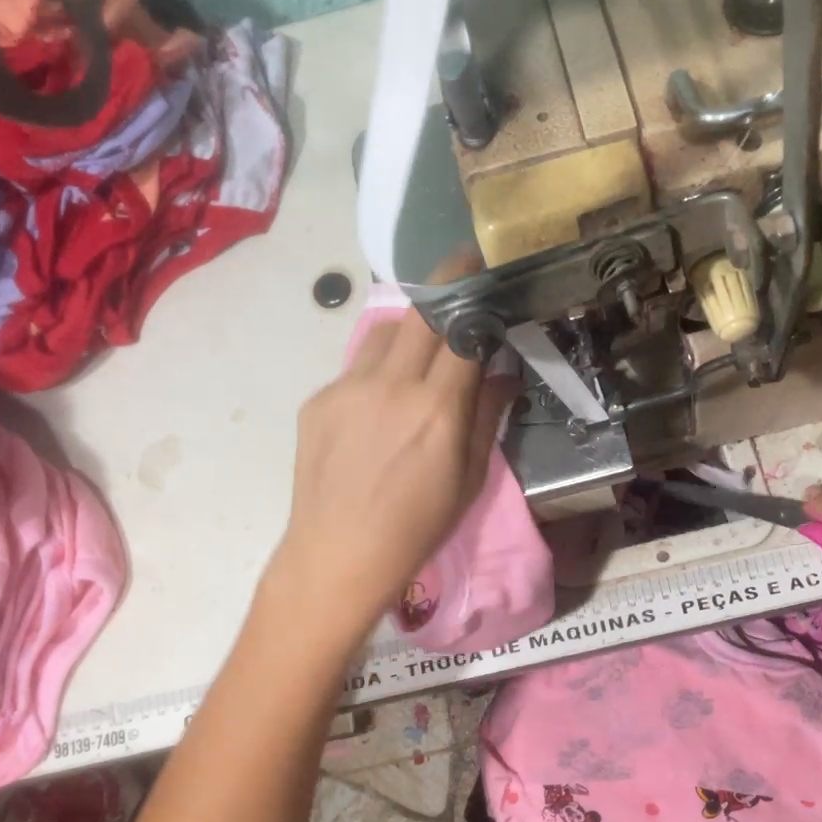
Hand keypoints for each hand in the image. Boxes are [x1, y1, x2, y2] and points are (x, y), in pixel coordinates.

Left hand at [276, 309, 516, 622]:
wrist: (339, 553)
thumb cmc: (418, 525)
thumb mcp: (470, 477)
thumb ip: (487, 416)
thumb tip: (503, 373)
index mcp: (437, 408)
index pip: (462, 331)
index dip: (478, 298)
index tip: (489, 278)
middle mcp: (391, 386)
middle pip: (420, 314)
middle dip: (446, 281)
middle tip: (463, 268)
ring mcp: (347, 389)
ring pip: (383, 333)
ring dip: (408, 329)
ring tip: (419, 349)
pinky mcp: (318, 400)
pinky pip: (355, 368)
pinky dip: (377, 370)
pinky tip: (381, 404)